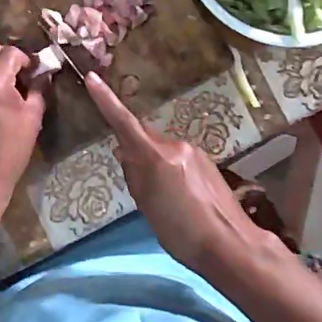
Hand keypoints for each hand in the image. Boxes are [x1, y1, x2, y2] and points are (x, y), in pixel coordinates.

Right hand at [84, 71, 281, 273]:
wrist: (229, 242)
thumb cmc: (182, 233)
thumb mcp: (148, 208)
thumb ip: (135, 175)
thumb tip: (123, 151)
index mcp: (158, 157)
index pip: (125, 123)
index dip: (106, 101)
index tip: (93, 79)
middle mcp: (177, 146)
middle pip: (145, 140)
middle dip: (136, 154)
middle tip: (139, 190)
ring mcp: (194, 152)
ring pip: (163, 152)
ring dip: (156, 167)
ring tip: (163, 203)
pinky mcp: (207, 162)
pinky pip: (178, 160)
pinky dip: (171, 172)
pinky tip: (180, 200)